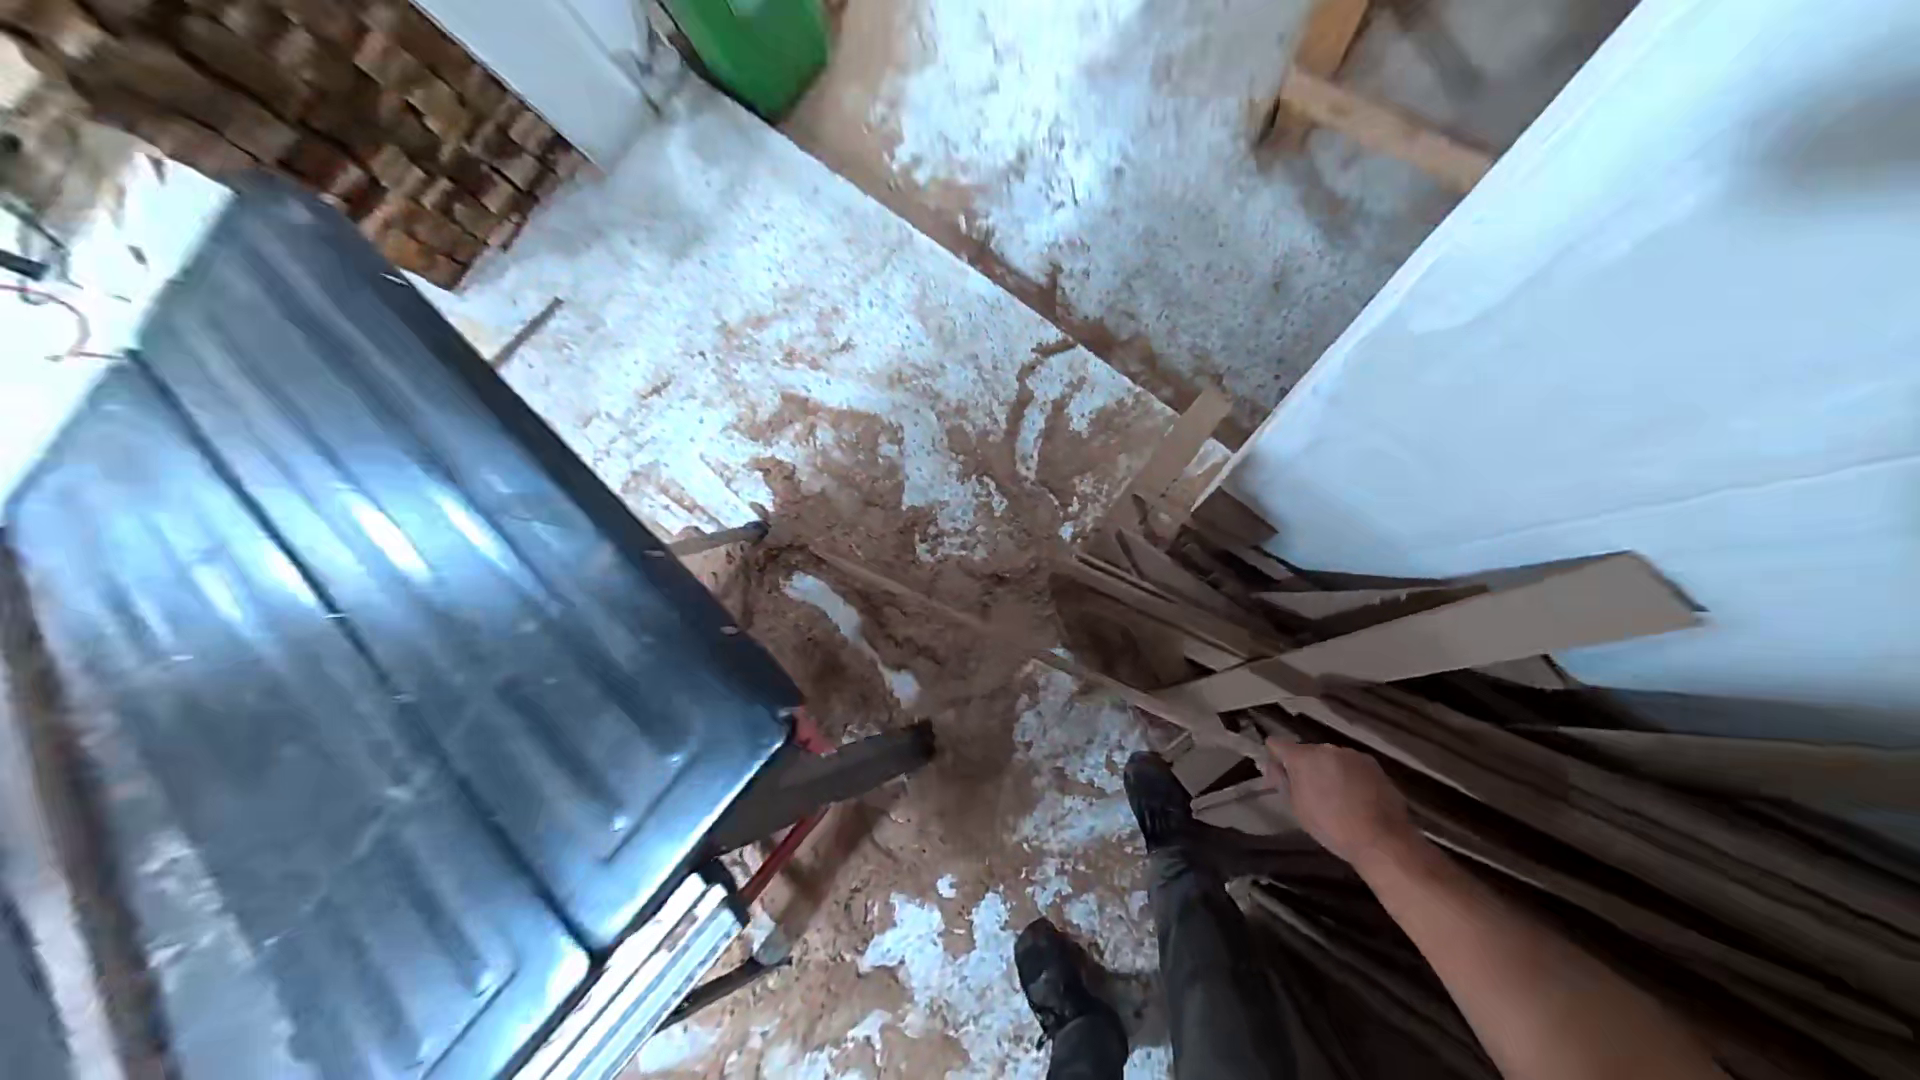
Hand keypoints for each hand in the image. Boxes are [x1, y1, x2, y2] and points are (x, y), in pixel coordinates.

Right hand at [1266, 738, 1422, 868]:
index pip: (1277, 744)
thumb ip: (1284, 782)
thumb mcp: (1297, 808)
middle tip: (1309, 793)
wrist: (1383, 841)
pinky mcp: (1375, 766)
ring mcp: (1354, 755)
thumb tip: (1277, 768)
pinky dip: (1349, 777)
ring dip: (1328, 771)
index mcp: (1304, 757)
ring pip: (1331, 759)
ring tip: (1337, 798)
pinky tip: (1356, 800)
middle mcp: (1328, 749)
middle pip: (1307, 752)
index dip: (1274, 759)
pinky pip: (1352, 767)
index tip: (1278, 779)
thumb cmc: (1332, 827)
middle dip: (1304, 768)